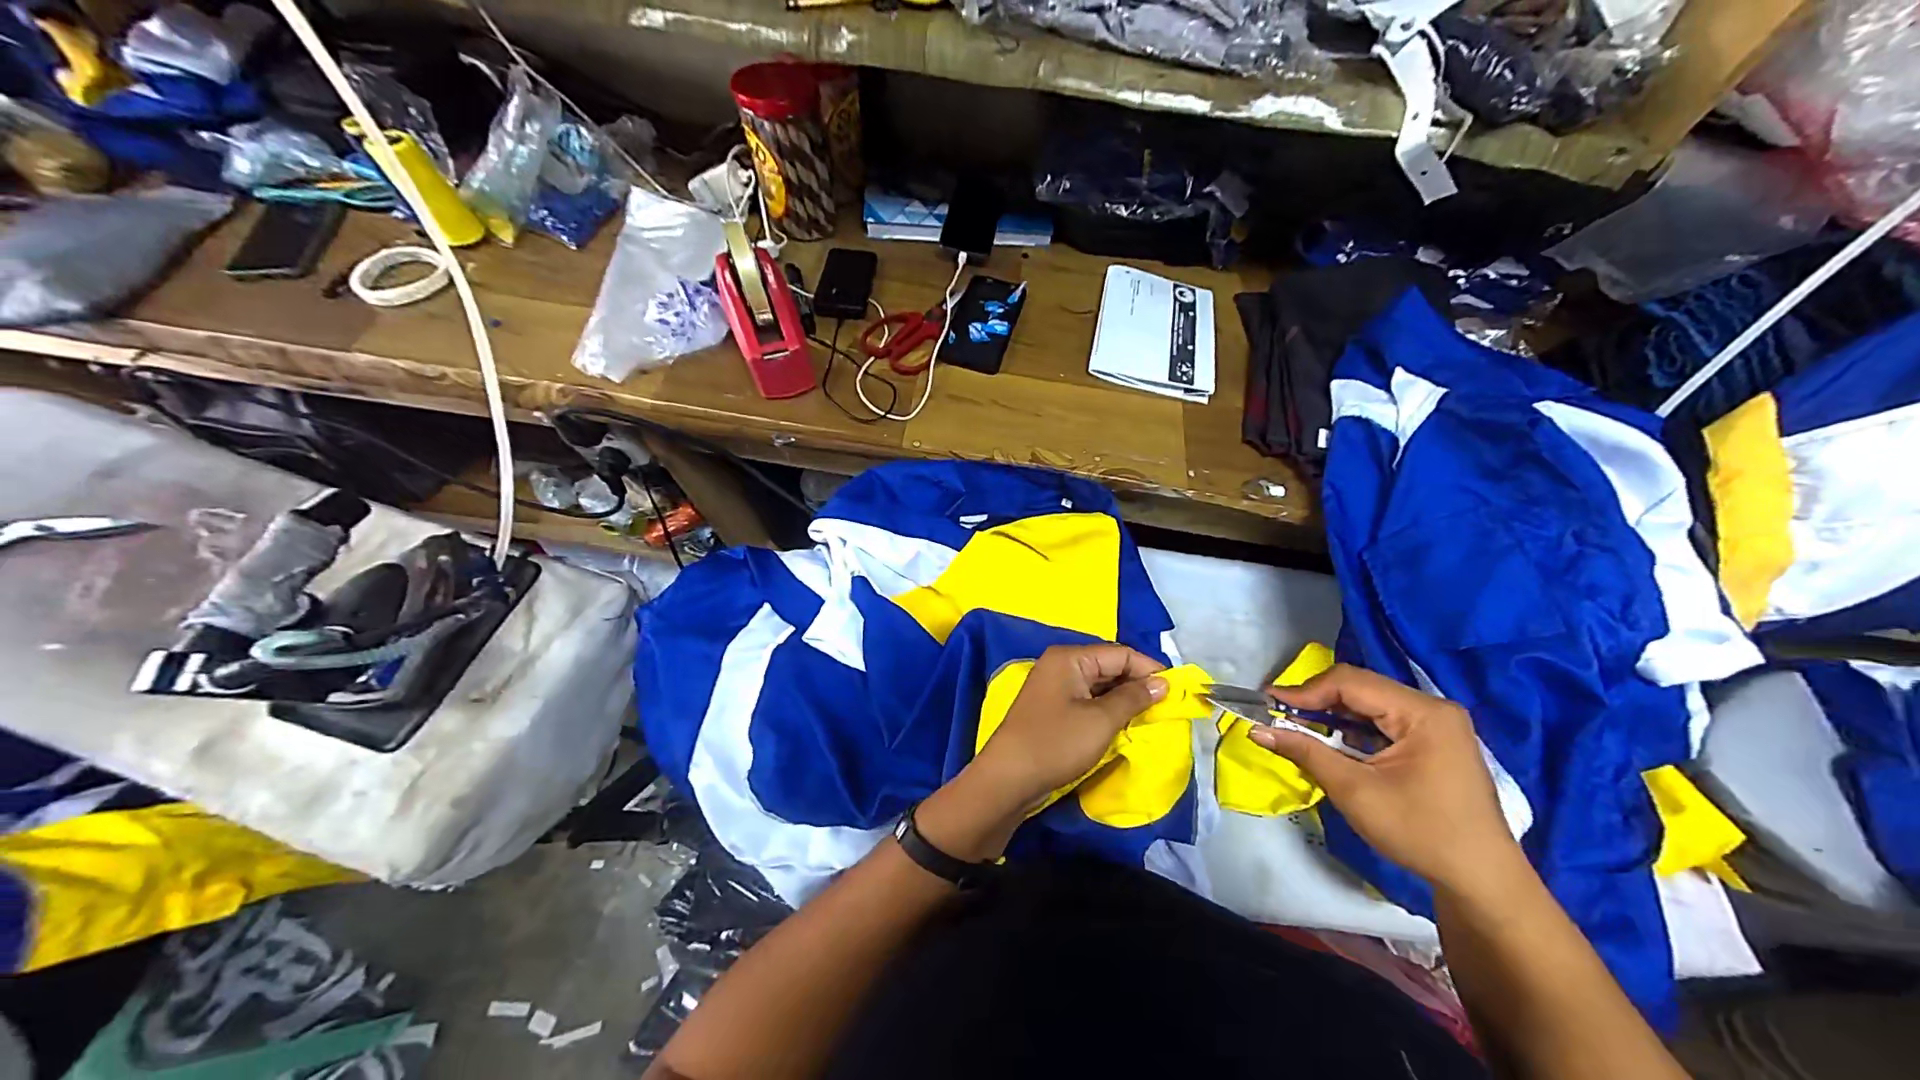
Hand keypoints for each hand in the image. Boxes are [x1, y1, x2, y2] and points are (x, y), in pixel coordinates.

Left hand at [916, 645, 1166, 861]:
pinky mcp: (1052, 708)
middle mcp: (1060, 664)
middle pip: (1109, 666)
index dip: (1150, 669)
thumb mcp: (1101, 721)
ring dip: (1124, 699)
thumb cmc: (1056, 743)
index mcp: (1069, 657)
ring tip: (1150, 717)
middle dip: (1138, 684)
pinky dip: (1107, 710)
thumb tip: (1162, 683)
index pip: (1120, 653)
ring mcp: (1054, 686)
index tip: (1177, 691)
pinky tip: (1123, 725)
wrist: (1008, 778)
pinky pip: (1087, 700)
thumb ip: (1133, 698)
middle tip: (1167, 707)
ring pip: (1099, 685)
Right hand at [1247, 663, 1524, 894]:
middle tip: (1278, 715)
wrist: (1481, 880)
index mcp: (1423, 712)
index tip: (1269, 704)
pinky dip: (1353, 729)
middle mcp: (1433, 708)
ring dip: (1333, 715)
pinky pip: (1383, 722)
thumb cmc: (1420, 832)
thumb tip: (1258, 730)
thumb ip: (1305, 752)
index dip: (1305, 690)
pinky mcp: (1435, 742)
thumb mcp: (1355, 791)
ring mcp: (1438, 725)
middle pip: (1361, 689)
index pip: (1351, 682)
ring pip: (1370, 704)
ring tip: (1297, 727)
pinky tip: (1331, 742)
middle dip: (1317, 700)